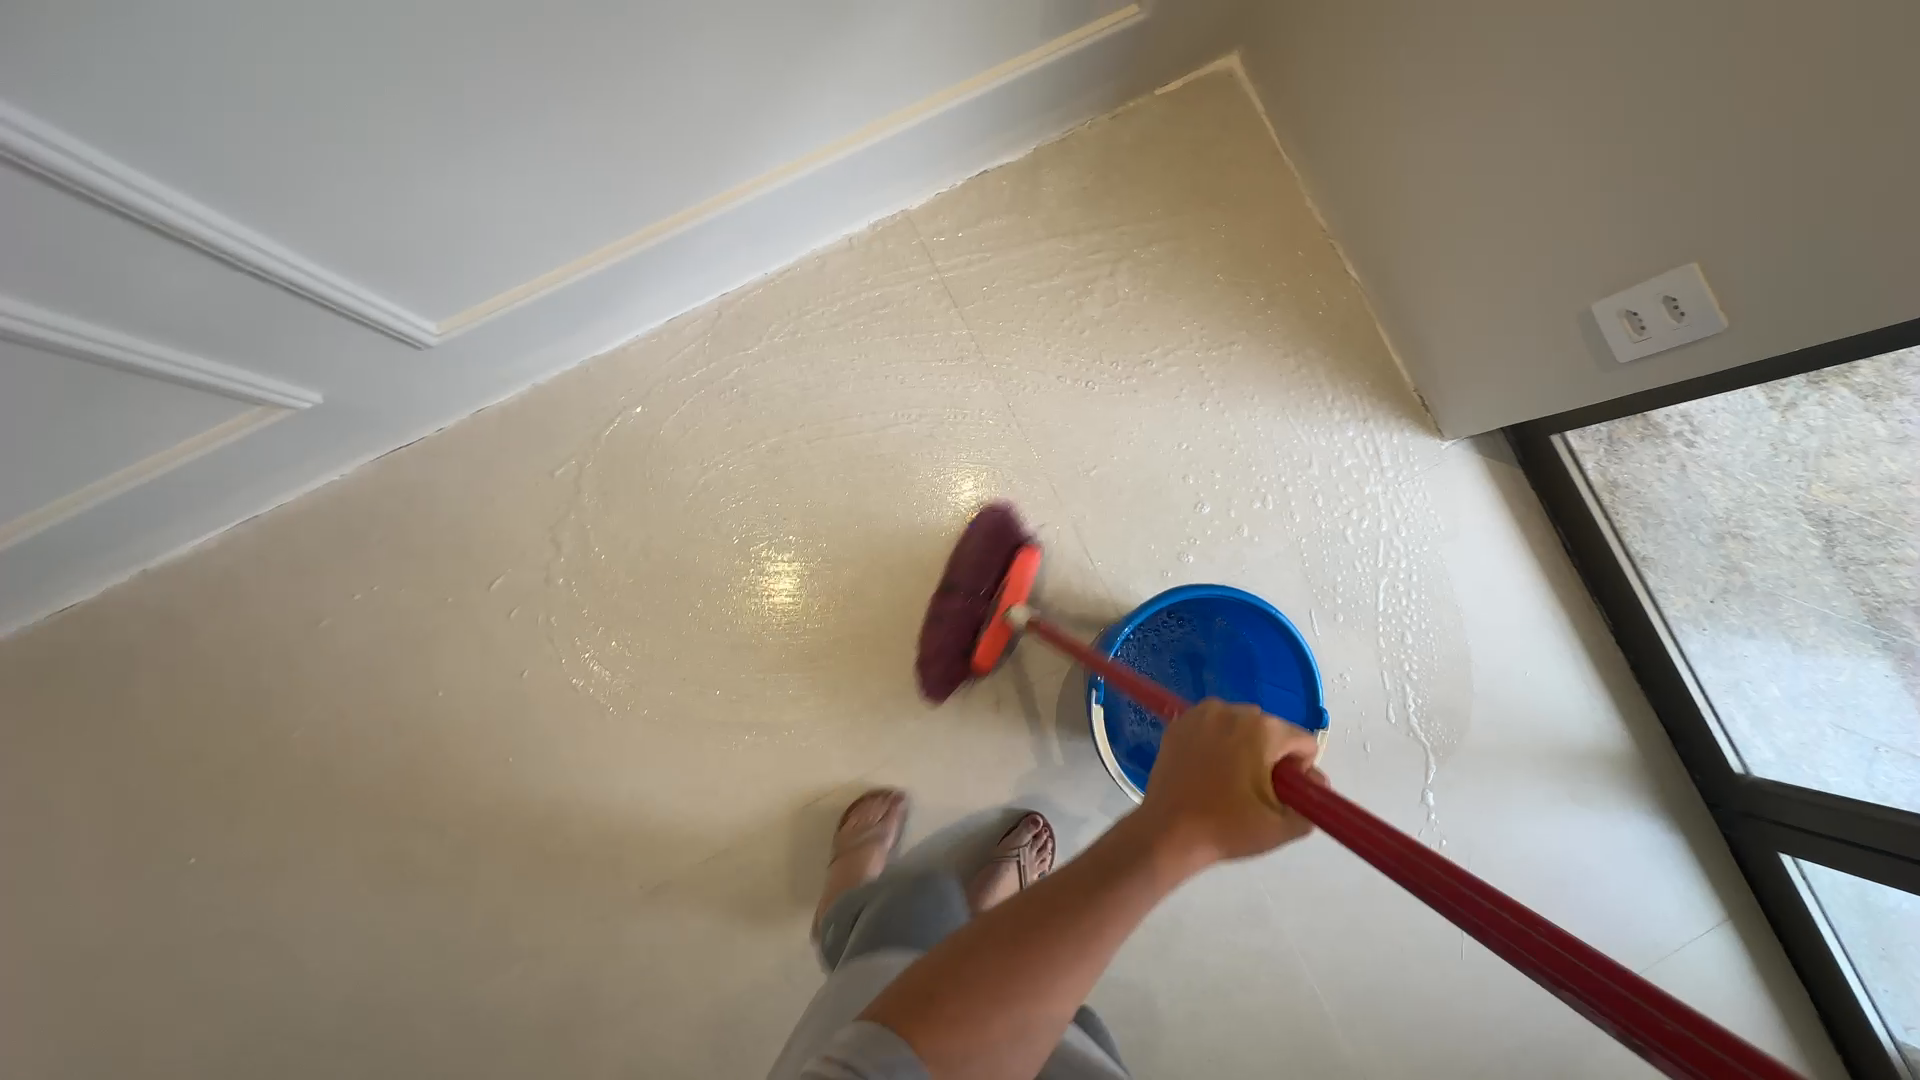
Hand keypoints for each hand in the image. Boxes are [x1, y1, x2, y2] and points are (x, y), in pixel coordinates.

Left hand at [1136, 699, 1327, 871]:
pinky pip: (1212, 725)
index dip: (1300, 769)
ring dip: (1244, 744)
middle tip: (1254, 789)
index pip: (1303, 741)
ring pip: (1240, 724)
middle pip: (1271, 729)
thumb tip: (1315, 781)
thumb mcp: (1283, 826)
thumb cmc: (1227, 828)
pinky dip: (1216, 740)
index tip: (1282, 792)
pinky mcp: (1179, 723)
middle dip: (1271, 755)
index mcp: (1263, 730)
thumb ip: (1312, 802)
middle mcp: (1232, 711)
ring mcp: (1201, 714)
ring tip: (1229, 780)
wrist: (1169, 831)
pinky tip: (1207, 768)